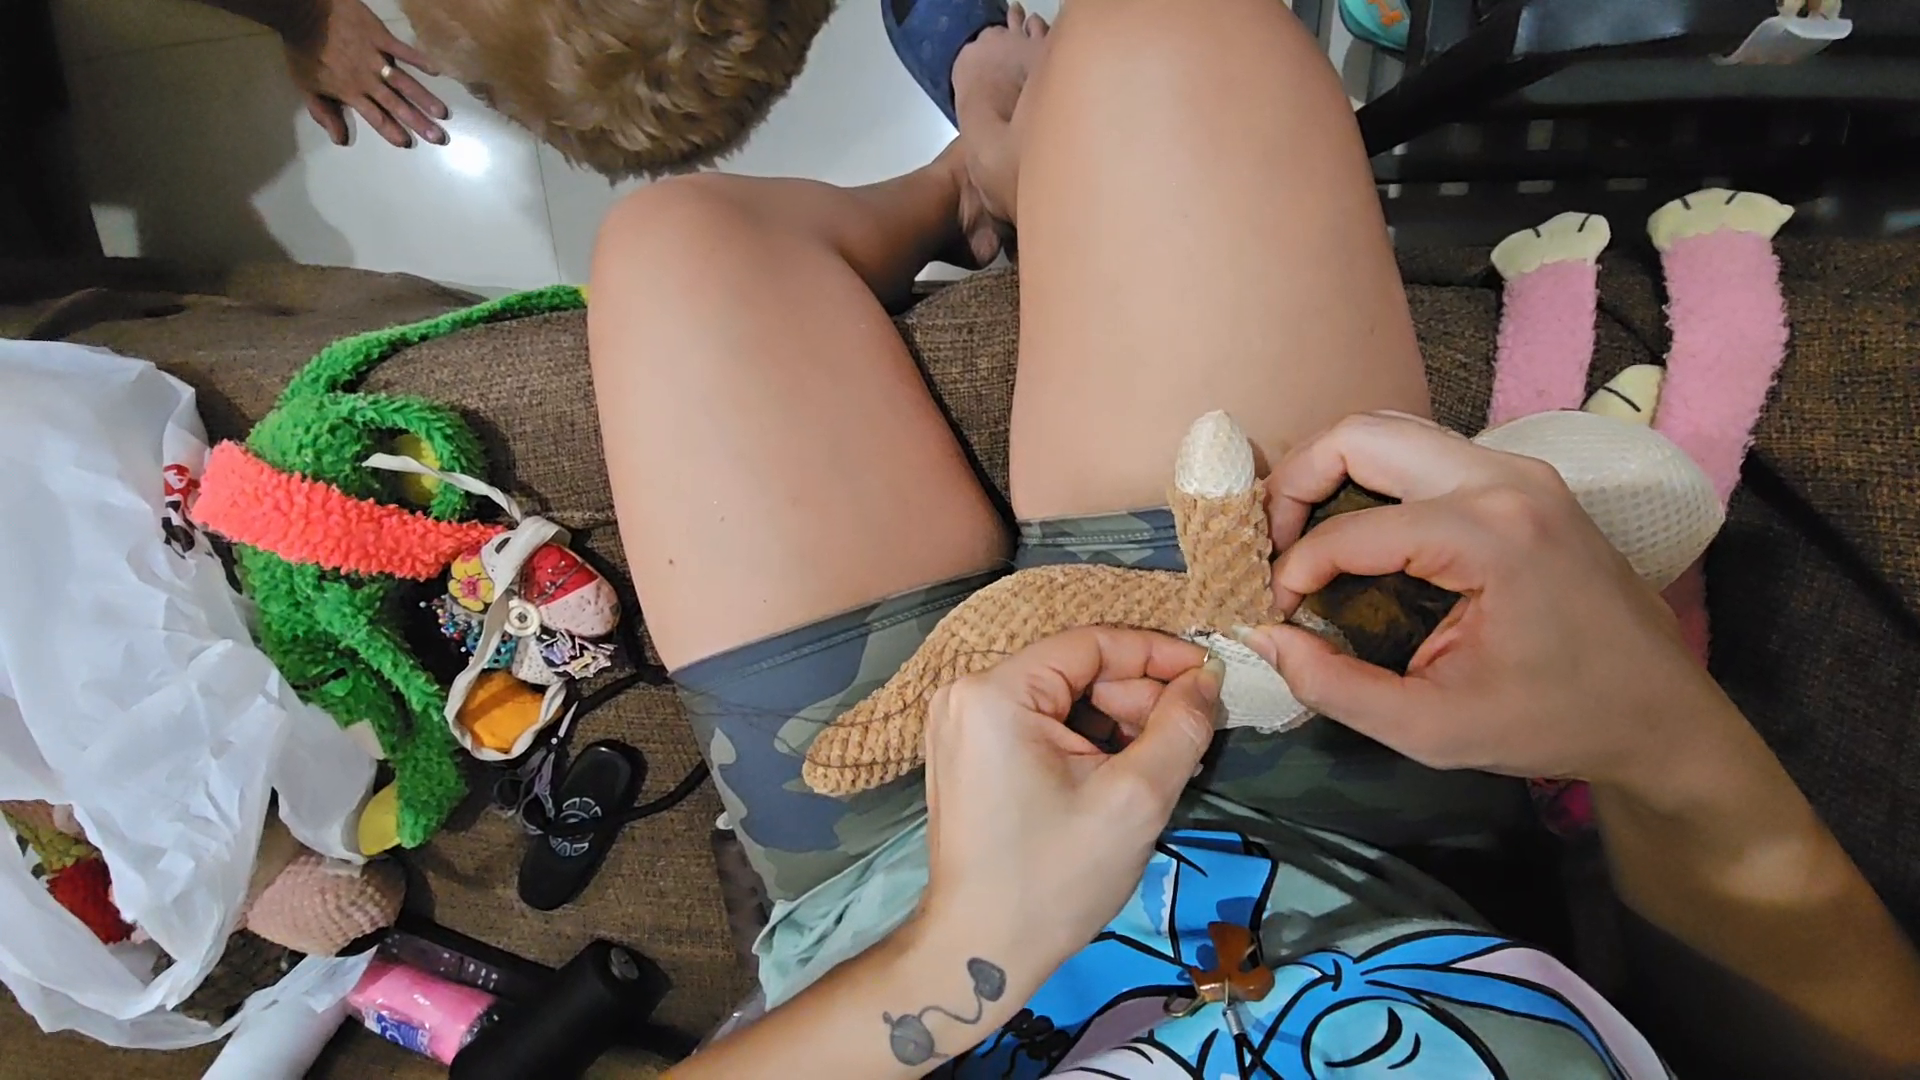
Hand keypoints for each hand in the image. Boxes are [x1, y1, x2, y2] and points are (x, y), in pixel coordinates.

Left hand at [284, 0, 447, 147]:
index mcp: (350, 91)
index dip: (391, 131)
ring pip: (403, 81)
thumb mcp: (305, 84)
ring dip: (423, 97)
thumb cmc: (302, 48)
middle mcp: (367, 79)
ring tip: (442, 113)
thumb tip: (340, 140)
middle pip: (395, 104)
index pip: (375, 117)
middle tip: (438, 138)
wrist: (297, 8)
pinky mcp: (378, 36)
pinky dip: (418, 59)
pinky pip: (401, 49)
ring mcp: (374, 57)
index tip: (407, 143)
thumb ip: (324, 113)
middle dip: (417, 122)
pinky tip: (435, 71)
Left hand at [919, 627, 1219, 974]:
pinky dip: (1082, 739)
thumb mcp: (1134, 799)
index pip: (1090, 644)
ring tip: (1154, 765)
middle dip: (1135, 700)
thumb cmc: (1054, 879)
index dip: (1156, 654)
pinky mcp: (966, 747)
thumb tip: (1206, 676)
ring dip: (1113, 723)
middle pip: (1074, 671)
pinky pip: (1037, 722)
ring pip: (1060, 698)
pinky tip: (1116, 772)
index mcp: (994, 691)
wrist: (980, 950)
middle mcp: (966, 692)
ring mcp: (960, 720)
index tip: (1208, 673)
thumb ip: (1180, 726)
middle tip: (1184, 738)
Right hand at [1242, 411, 1742, 799]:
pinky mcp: (1517, 478)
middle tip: (1271, 543)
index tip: (1280, 612)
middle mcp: (1504, 479)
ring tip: (1300, 531)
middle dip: (1294, 486)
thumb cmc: (1551, 724)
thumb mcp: (1429, 728)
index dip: (1294, 570)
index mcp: (1490, 536)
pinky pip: (1414, 448)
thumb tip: (1262, 636)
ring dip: (1326, 472)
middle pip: (1359, 436)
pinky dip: (1362, 474)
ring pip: (1384, 430)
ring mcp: (1515, 469)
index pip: (1349, 531)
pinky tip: (1349, 524)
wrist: (1665, 717)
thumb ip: (1332, 686)